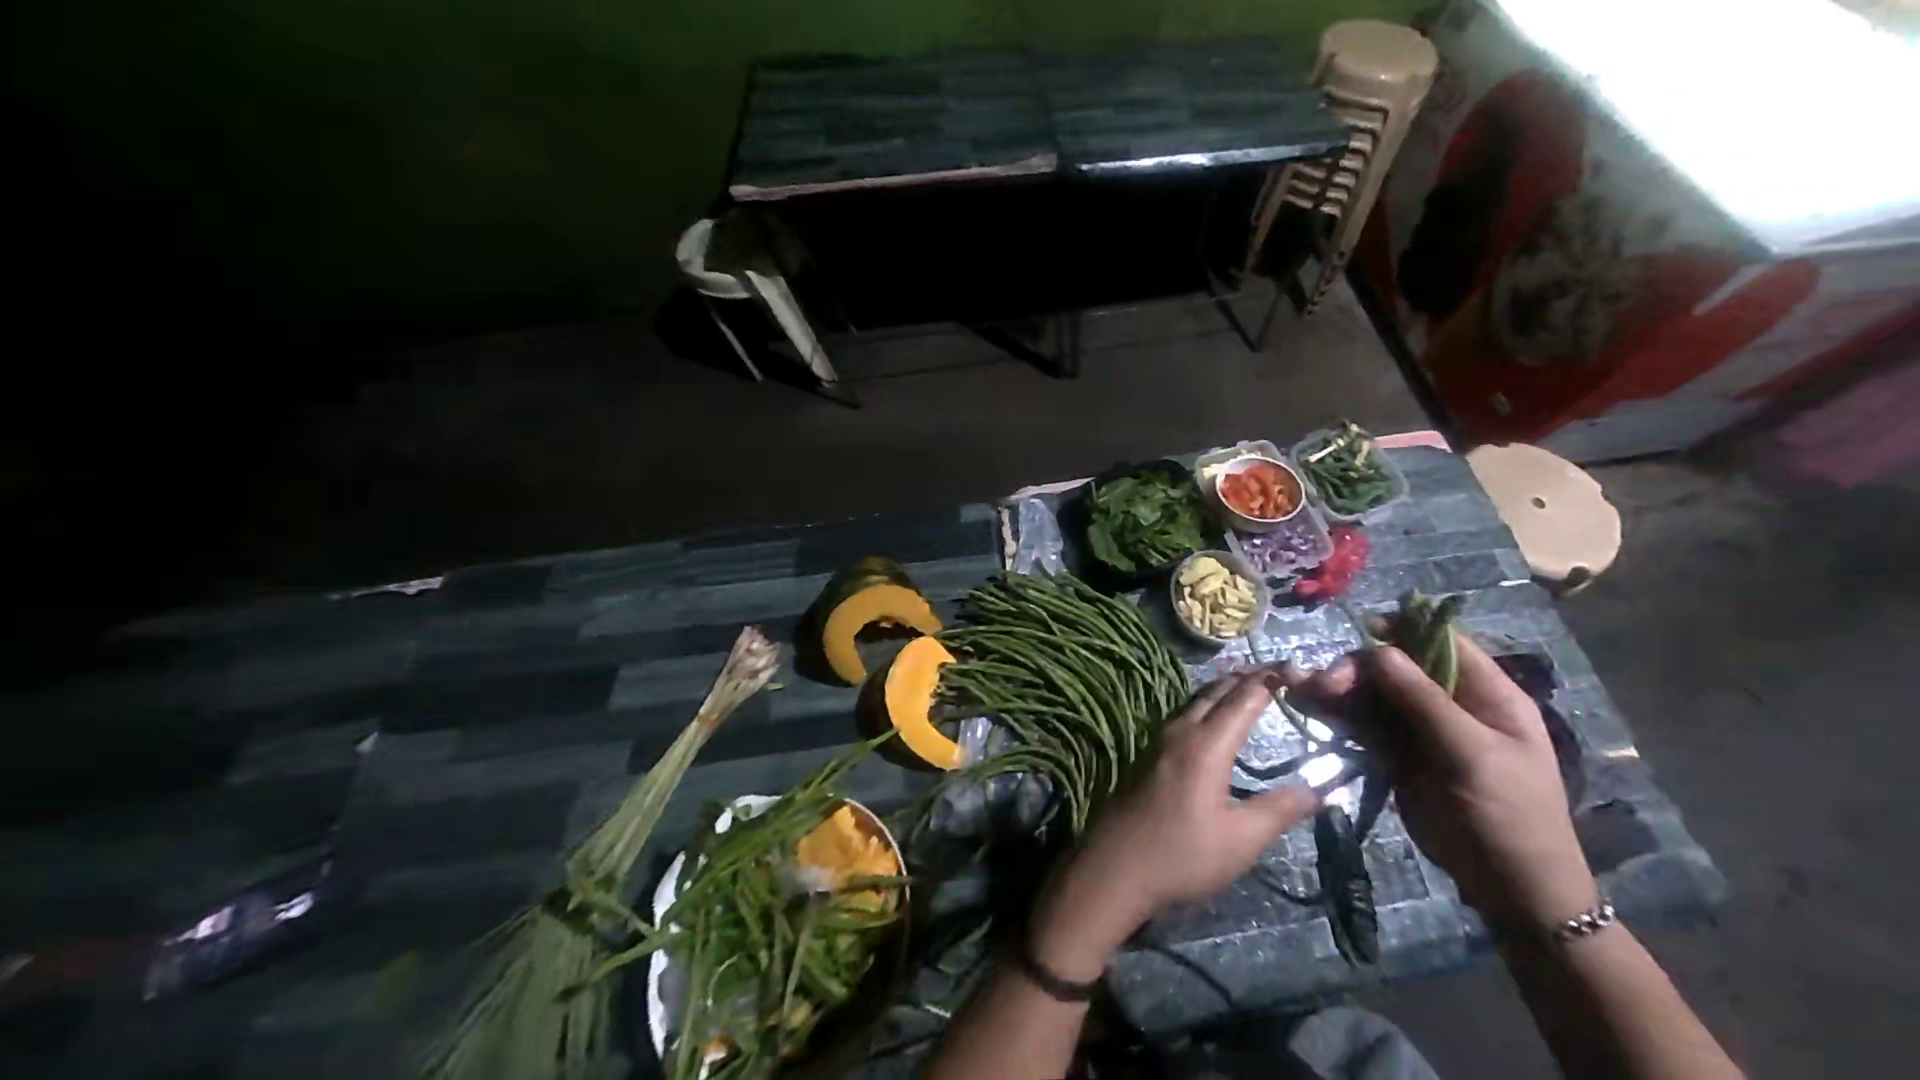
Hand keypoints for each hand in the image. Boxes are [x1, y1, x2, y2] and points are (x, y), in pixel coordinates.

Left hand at [1029, 672, 1320, 978]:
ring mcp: (1159, 742)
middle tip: (1279, 673)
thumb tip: (1321, 788)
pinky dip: (1207, 707)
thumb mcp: (1241, 839)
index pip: (1243, 698)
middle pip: (1216, 691)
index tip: (1298, 669)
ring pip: (1196, 702)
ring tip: (1250, 687)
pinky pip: (1184, 717)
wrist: (1113, 868)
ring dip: (1224, 690)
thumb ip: (1281, 809)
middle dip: (1247, 678)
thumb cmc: (1181, 855)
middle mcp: (1180, 732)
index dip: (1271, 680)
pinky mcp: (1148, 756)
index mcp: (1206, 745)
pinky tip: (1215, 723)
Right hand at [1280, 633, 1596, 931]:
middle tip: (1326, 683)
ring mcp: (1421, 731)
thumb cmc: (1510, 814)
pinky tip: (1308, 705)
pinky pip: (1362, 724)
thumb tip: (1380, 650)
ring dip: (1338, 688)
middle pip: (1397, 668)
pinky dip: (1336, 714)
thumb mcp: (1472, 754)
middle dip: (1359, 669)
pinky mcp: (1396, 754)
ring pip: (1373, 695)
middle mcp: (1451, 705)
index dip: (1405, 629)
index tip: (1362, 628)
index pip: (1444, 644)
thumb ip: (1423, 701)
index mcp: (1487, 695)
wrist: (1509, 887)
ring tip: (1301, 687)